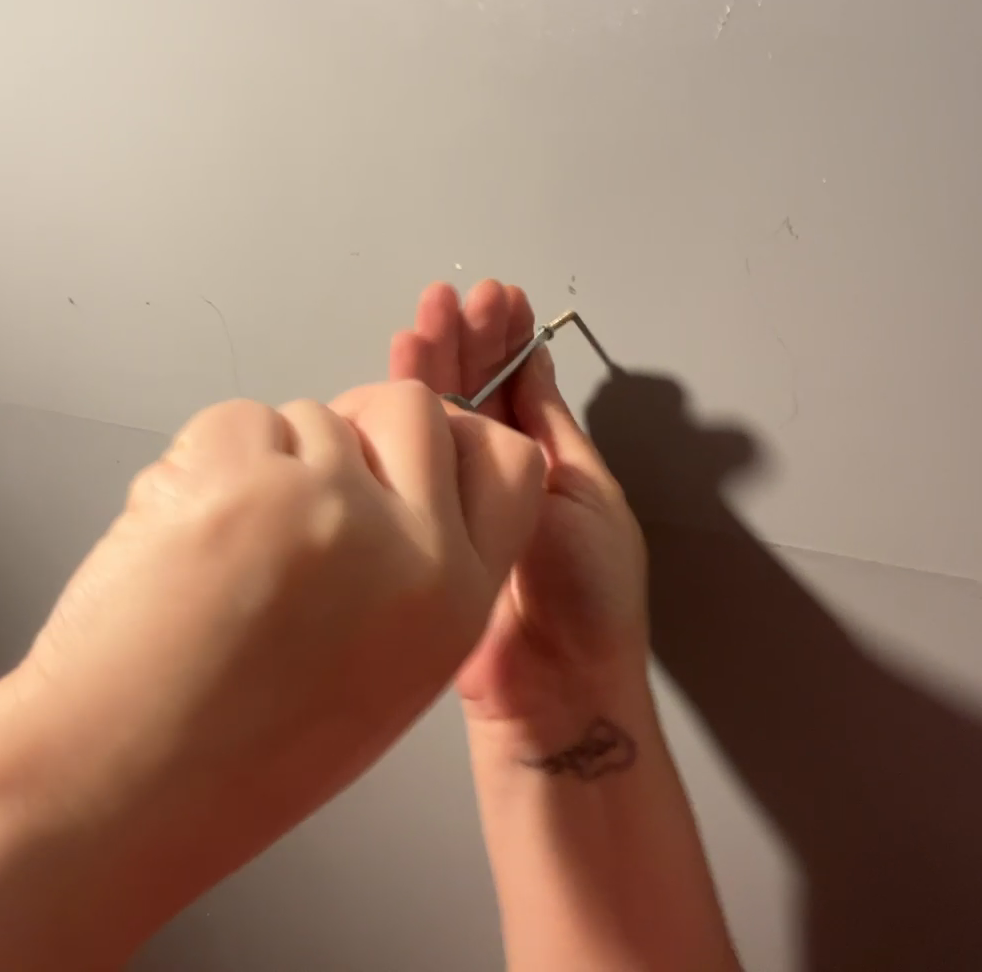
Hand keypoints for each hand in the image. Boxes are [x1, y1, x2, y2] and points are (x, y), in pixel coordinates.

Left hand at [18, 382, 543, 879]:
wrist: (121, 785)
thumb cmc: (240, 748)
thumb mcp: (386, 667)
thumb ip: (412, 564)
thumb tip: (385, 473)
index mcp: (457, 600)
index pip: (505, 461)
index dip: (451, 441)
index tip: (404, 449)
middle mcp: (411, 544)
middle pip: (409, 406)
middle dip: (358, 425)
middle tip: (301, 478)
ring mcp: (326, 503)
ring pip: (309, 415)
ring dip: (267, 458)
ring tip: (225, 544)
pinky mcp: (240, 478)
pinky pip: (235, 419)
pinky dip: (205, 460)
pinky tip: (183, 532)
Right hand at [390, 281, 649, 736]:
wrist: (547, 685)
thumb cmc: (586, 592)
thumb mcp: (586, 495)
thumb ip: (551, 429)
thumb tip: (539, 366)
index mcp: (545, 459)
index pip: (522, 384)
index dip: (511, 339)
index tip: (501, 298)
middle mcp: (494, 470)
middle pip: (475, 391)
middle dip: (467, 340)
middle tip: (455, 296)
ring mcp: (450, 493)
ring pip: (436, 414)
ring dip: (433, 362)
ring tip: (428, 314)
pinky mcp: (414, 517)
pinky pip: (405, 456)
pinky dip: (399, 410)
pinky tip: (395, 372)